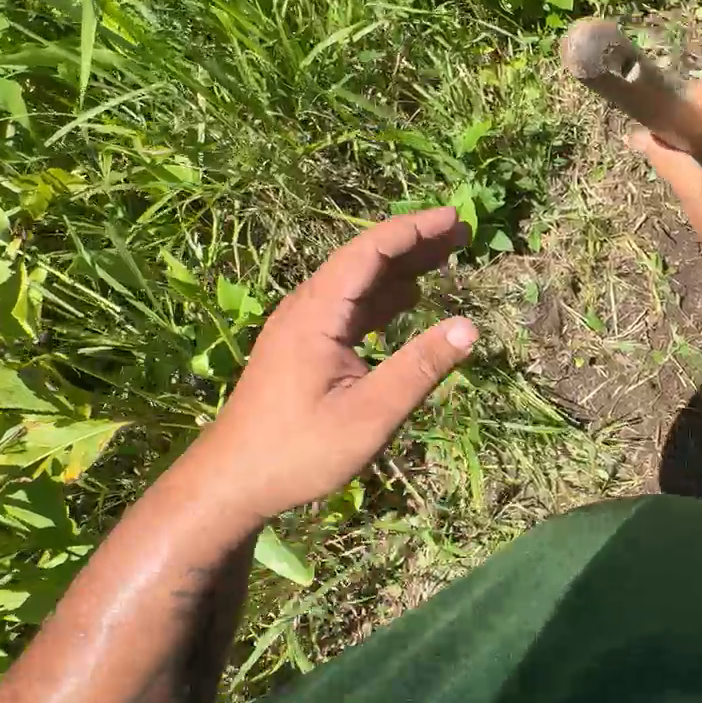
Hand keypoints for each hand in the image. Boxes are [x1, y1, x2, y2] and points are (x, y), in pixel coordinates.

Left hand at [172, 208, 478, 522]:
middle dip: (415, 241)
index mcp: (317, 314)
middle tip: (462, 231)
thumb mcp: (370, 414)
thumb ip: (421, 367)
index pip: (369, 253)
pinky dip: (387, 295)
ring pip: (360, 281)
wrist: (230, 484)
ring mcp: (304, 327)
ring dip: (403, 266)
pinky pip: (353, 305)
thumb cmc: (299, 451)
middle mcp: (307, 309)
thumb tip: (470, 327)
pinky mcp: (306, 346)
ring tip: (448, 256)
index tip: (454, 218)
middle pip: (365, 259)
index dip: (414, 231)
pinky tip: (412, 299)